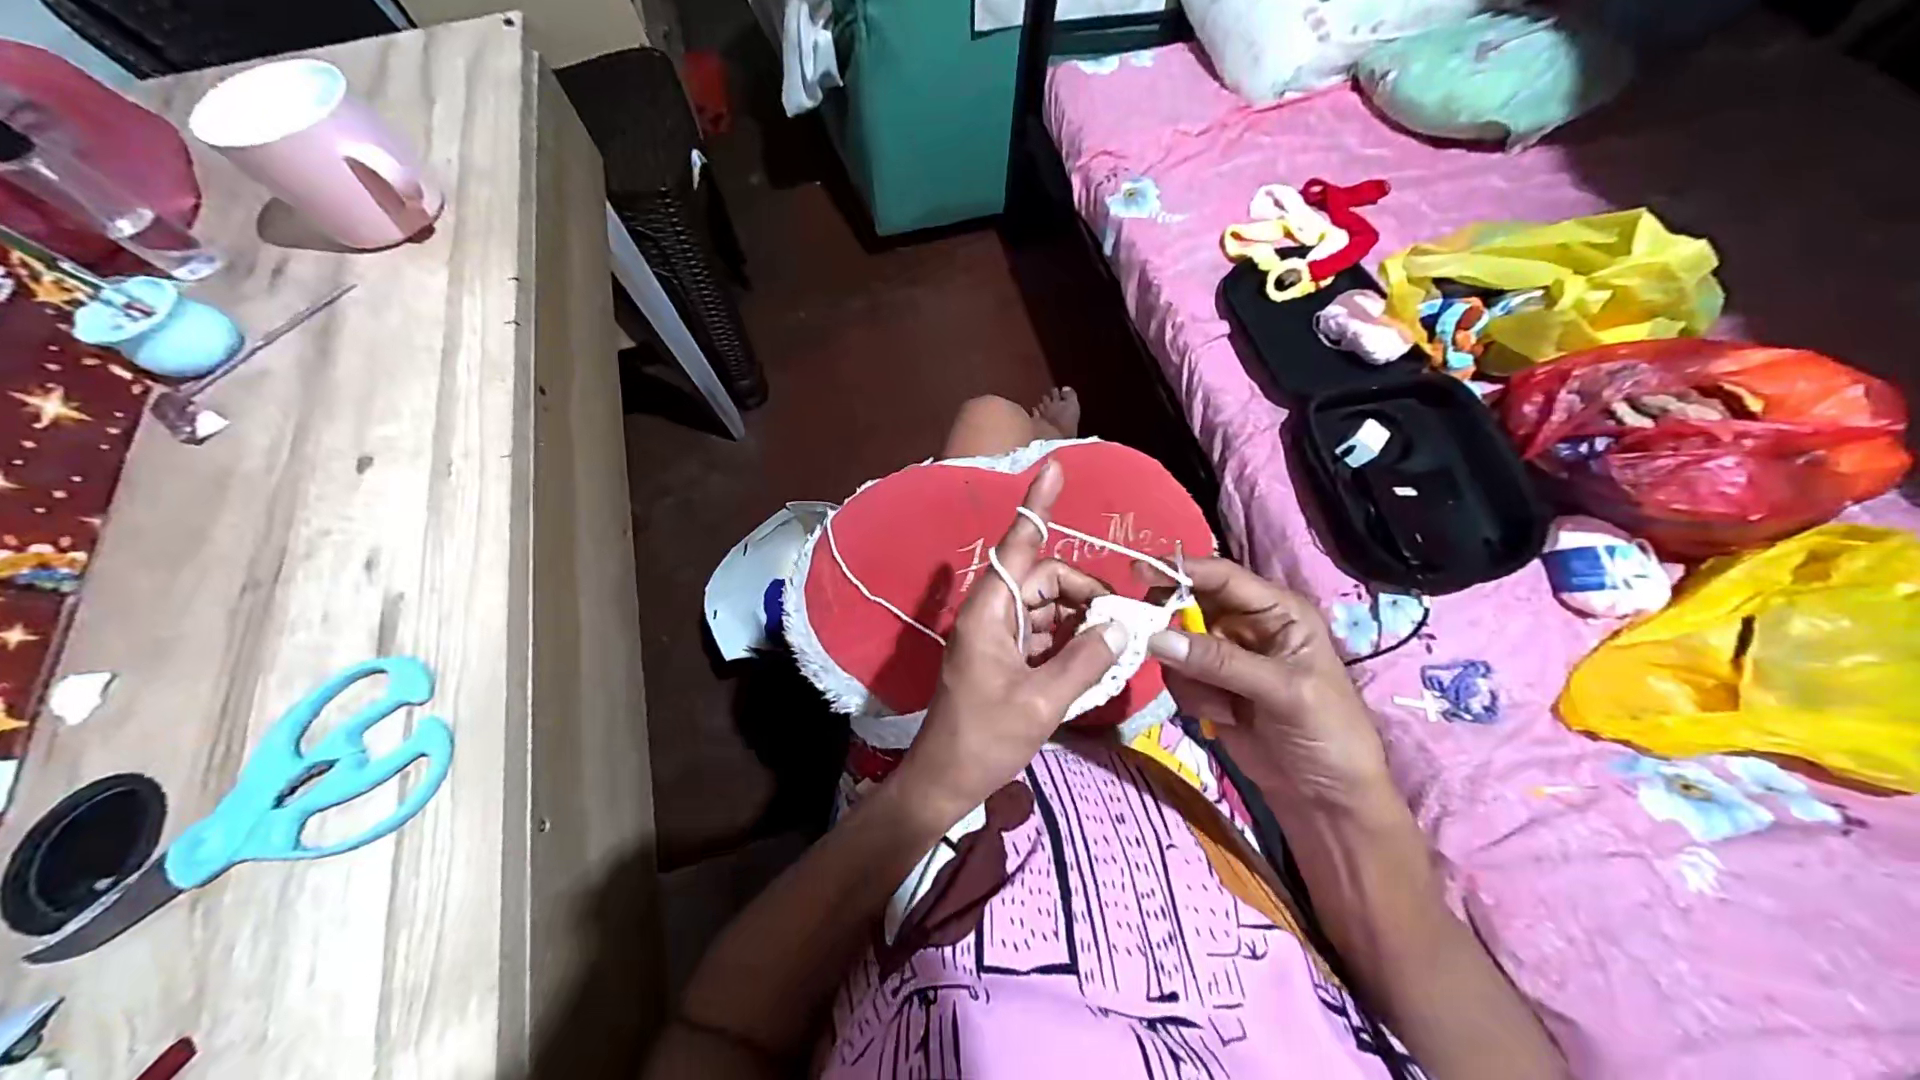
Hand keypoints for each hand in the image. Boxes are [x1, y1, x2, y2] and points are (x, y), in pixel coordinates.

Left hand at [893, 461, 1127, 818]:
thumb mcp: (1044, 701)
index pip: (1017, 546)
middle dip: (1082, 592)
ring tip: (1110, 644)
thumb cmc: (986, 738)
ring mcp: (993, 636)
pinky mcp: (1000, 657)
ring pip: (1044, 607)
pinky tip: (1091, 659)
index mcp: (989, 613)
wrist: (945, 779)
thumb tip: (1119, 626)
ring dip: (1077, 619)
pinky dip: (1065, 640)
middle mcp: (989, 614)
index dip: (1037, 506)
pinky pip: (1039, 633)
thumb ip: (1086, 659)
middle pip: (1042, 580)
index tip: (1054, 468)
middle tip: (1119, 621)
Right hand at [1144, 557, 1393, 814]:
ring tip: (1222, 706)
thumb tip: (1157, 637)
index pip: (1222, 577)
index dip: (1181, 569)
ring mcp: (1224, 656)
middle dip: (1170, 623)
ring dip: (1189, 675)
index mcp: (1277, 611)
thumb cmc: (1327, 733)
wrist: (1325, 798)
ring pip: (1176, 644)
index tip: (1137, 570)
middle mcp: (1246, 625)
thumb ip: (1220, 661)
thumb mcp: (1283, 691)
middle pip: (1189, 603)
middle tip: (1151, 640)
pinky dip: (1191, 697)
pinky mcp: (1208, 686)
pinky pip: (1177, 676)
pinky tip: (1222, 717)